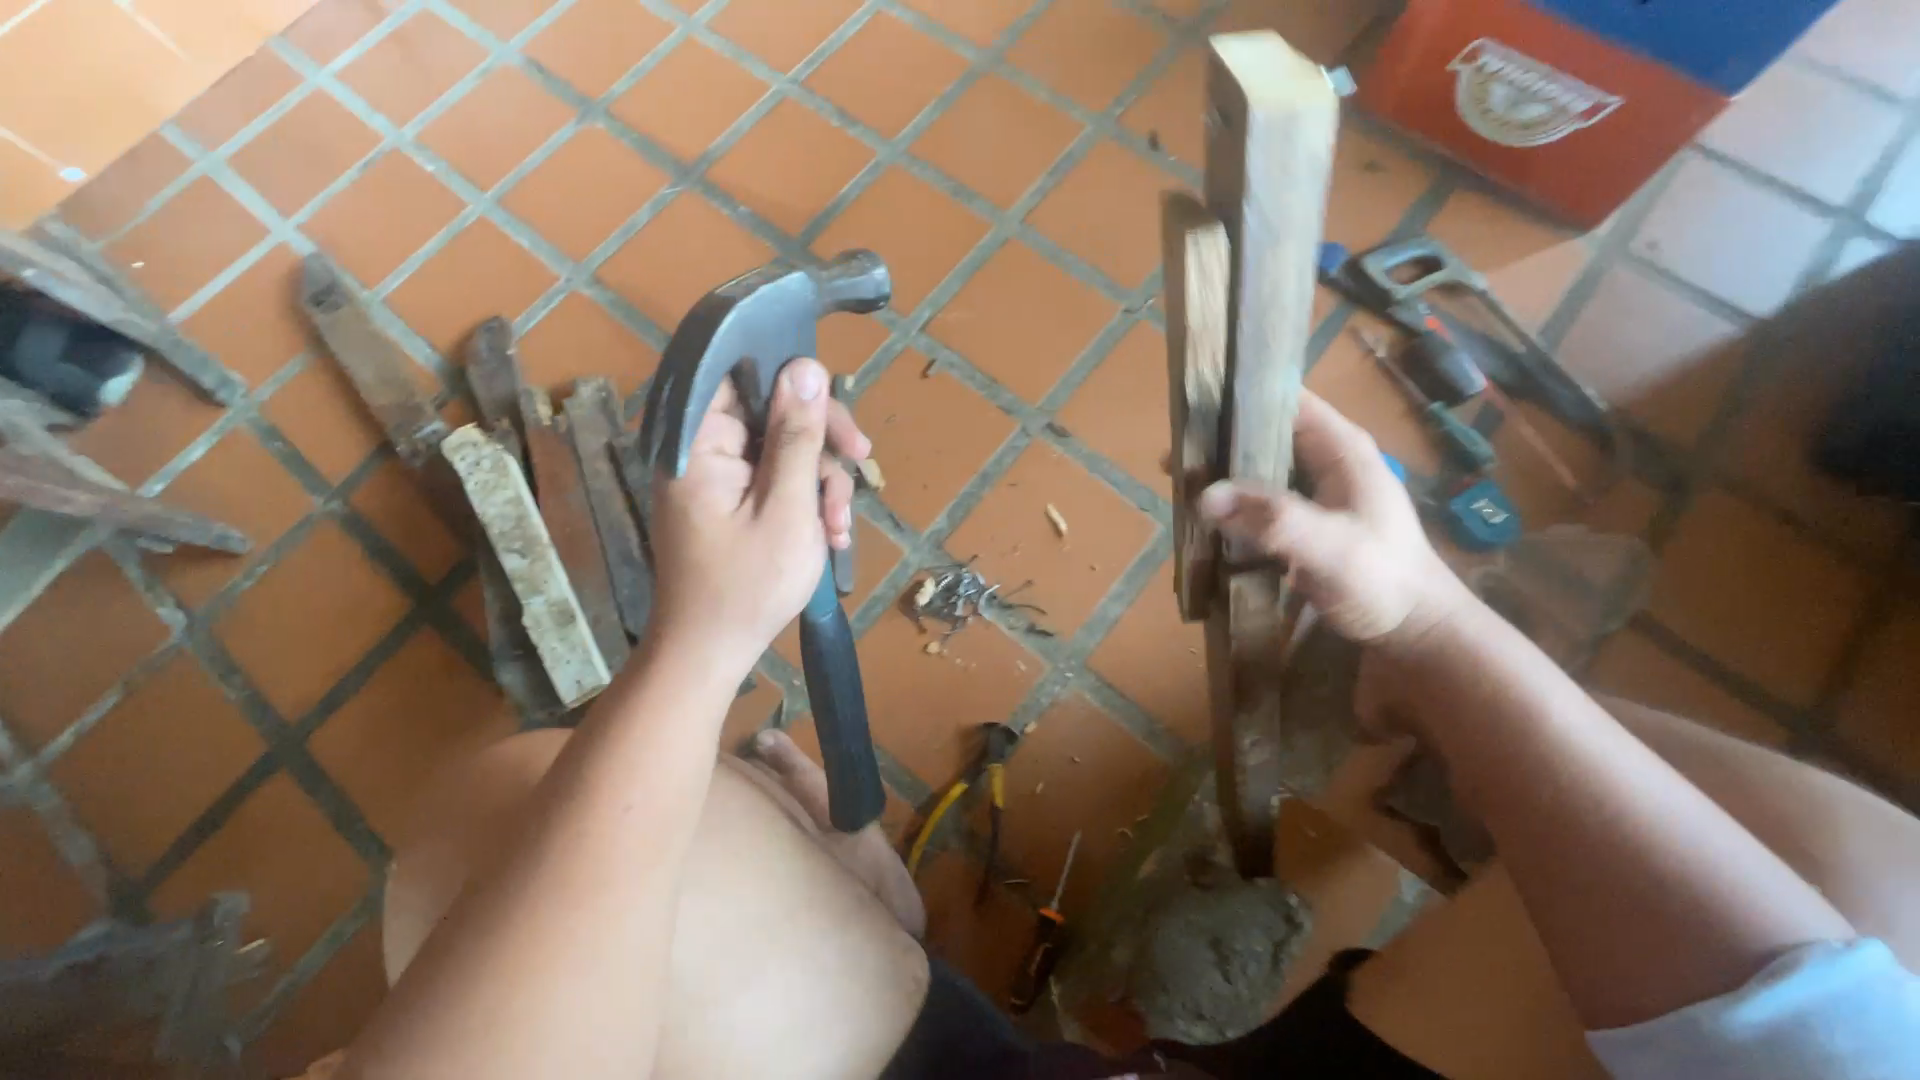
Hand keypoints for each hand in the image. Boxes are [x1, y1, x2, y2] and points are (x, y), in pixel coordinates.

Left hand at [648, 358, 868, 669]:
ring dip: (822, 483)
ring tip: (838, 530)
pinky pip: (779, 481)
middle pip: (772, 411)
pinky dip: (808, 503)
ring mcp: (720, 478)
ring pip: (785, 448)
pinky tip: (830, 537)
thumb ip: (797, 437)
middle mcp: (704, 450)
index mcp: (697, 443)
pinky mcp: (735, 502)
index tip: (832, 400)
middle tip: (863, 459)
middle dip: (821, 441)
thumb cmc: (746, 586)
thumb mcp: (786, 509)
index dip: (787, 376)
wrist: (712, 653)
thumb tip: (807, 367)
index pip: (736, 373)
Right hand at [1195, 391, 1469, 649]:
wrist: (1413, 629)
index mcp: (1340, 449)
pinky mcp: (1300, 522)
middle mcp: (1323, 461)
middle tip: (1172, 458)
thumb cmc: (1382, 581)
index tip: (1194, 403)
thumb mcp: (1331, 548)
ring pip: (1256, 469)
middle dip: (1219, 440)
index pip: (1286, 399)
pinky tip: (1200, 519)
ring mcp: (1311, 493)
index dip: (1242, 394)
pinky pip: (1256, 503)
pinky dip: (1229, 507)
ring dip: (1220, 476)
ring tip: (1175, 484)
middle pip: (1263, 433)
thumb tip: (1204, 496)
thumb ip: (1274, 519)